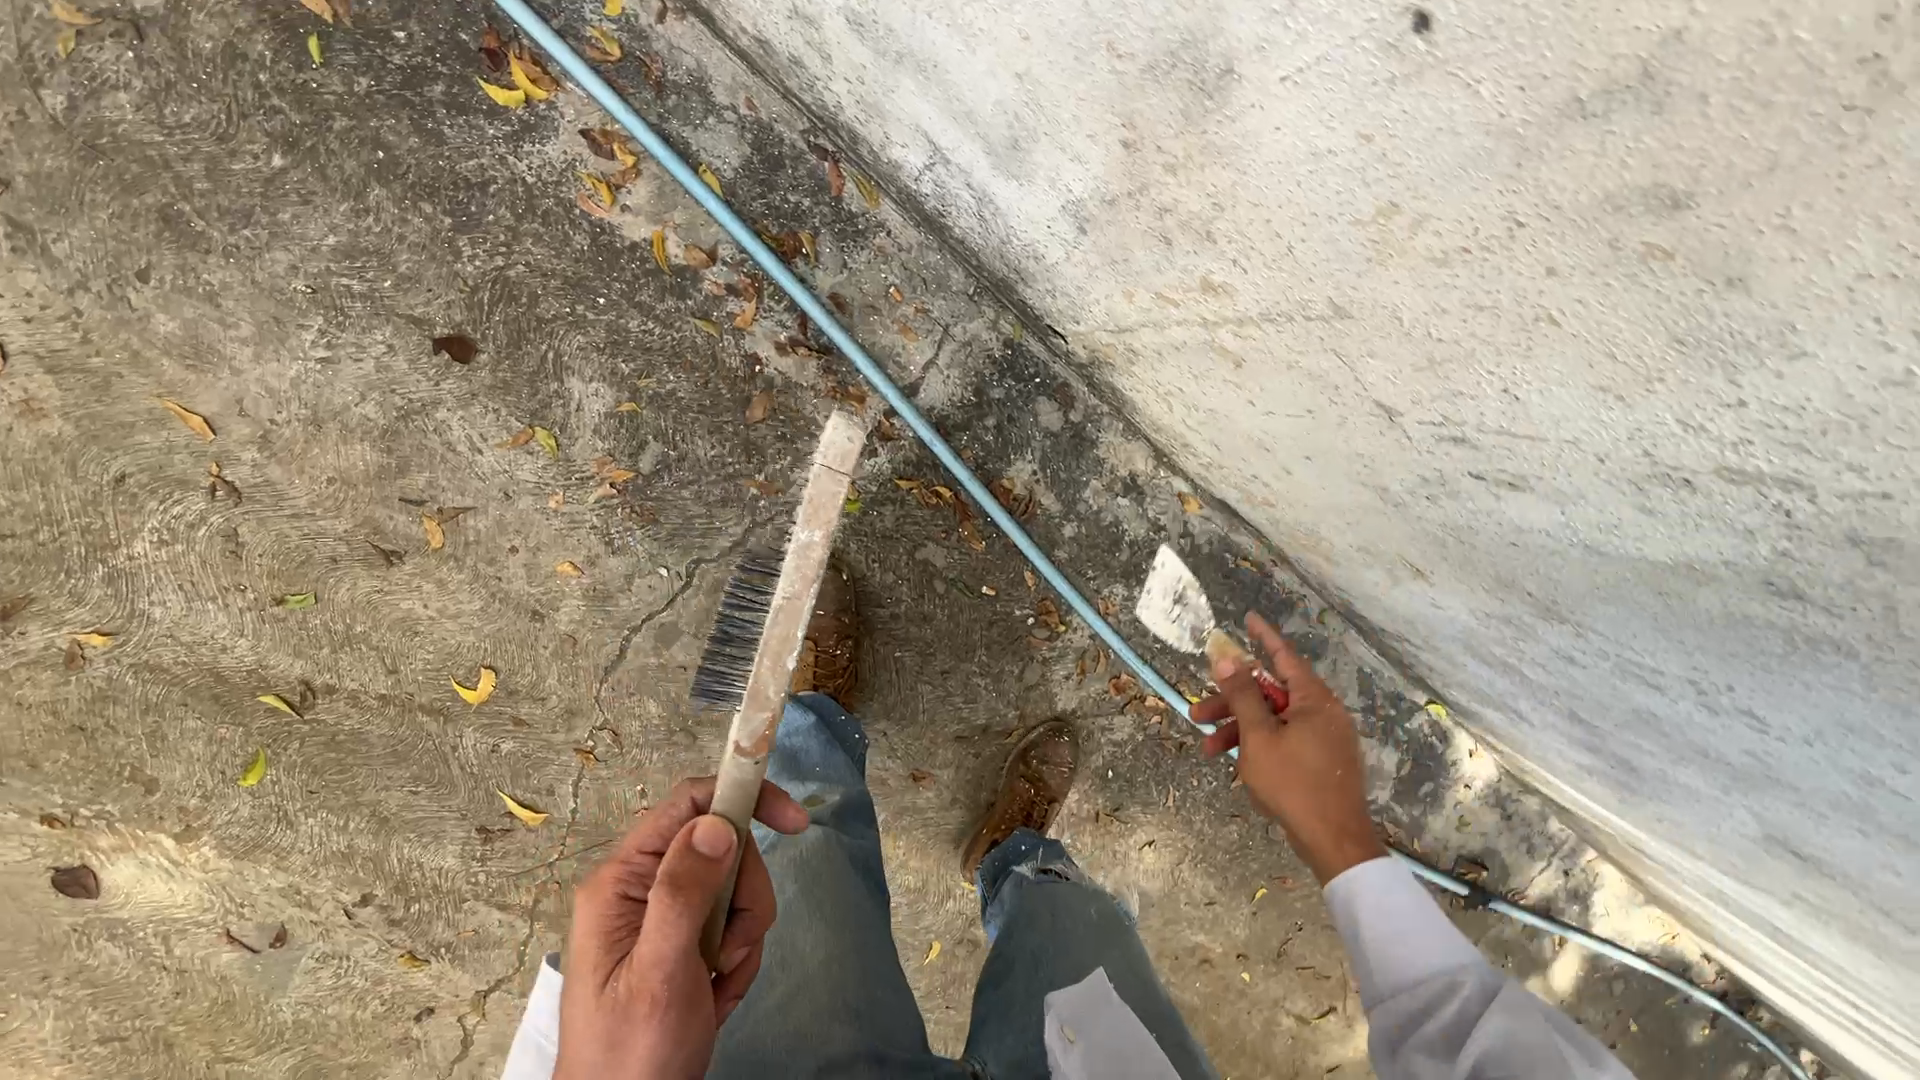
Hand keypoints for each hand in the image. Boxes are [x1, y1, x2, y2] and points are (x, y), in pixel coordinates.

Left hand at [555, 776, 808, 1079]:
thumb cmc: (631, 1053)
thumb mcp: (659, 974)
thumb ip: (683, 893)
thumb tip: (716, 822)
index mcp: (623, 880)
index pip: (690, 804)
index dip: (744, 798)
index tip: (794, 822)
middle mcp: (642, 886)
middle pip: (724, 847)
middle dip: (745, 896)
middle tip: (732, 949)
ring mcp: (663, 913)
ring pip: (735, 886)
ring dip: (744, 934)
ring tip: (720, 981)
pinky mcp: (682, 939)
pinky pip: (734, 922)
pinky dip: (740, 955)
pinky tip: (716, 992)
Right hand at [1195, 612, 1385, 884]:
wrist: (1334, 841)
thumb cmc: (1294, 783)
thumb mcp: (1258, 736)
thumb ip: (1242, 695)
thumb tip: (1227, 659)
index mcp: (1313, 700)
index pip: (1283, 656)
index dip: (1263, 636)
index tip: (1247, 618)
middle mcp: (1322, 712)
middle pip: (1270, 694)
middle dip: (1231, 702)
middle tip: (1197, 713)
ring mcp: (1324, 738)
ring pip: (1273, 721)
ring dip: (1239, 730)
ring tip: (1209, 750)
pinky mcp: (1321, 761)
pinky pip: (1284, 740)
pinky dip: (1259, 746)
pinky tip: (1237, 766)